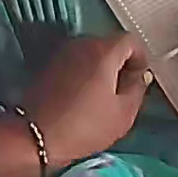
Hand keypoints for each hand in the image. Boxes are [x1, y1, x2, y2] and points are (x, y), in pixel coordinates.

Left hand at [22, 32, 152, 165]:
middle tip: (124, 89)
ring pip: (91, 53)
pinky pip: (76, 61)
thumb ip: (137, 88)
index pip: (130, 40)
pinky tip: (84, 96)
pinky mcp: (49, 64)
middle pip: (110, 45)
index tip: (140, 78)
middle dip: (121, 62)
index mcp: (102, 51)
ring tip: (104, 95)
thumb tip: (139, 75)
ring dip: (102, 68)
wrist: (37, 136)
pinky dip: (85, 72)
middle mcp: (81, 43)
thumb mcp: (123, 113)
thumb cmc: (85, 126)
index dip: (141, 57)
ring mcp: (62, 52)